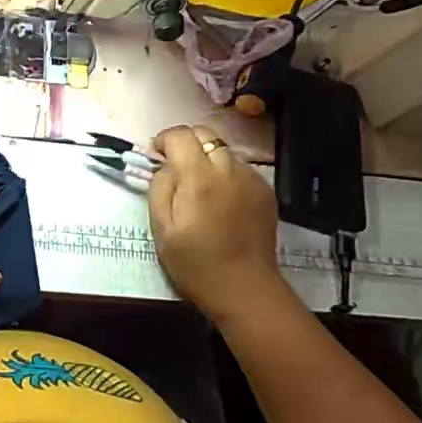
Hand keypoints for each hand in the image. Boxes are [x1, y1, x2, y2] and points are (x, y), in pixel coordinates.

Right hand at [148, 125, 282, 318]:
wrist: (244, 288)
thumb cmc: (195, 264)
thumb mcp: (161, 229)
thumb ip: (160, 188)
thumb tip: (166, 166)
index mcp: (199, 178)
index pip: (180, 135)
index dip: (164, 140)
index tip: (156, 155)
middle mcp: (228, 170)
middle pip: (205, 134)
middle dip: (186, 142)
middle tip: (175, 166)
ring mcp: (251, 178)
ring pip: (224, 151)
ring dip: (207, 158)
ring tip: (200, 187)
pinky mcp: (265, 190)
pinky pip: (240, 169)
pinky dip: (226, 174)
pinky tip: (221, 201)